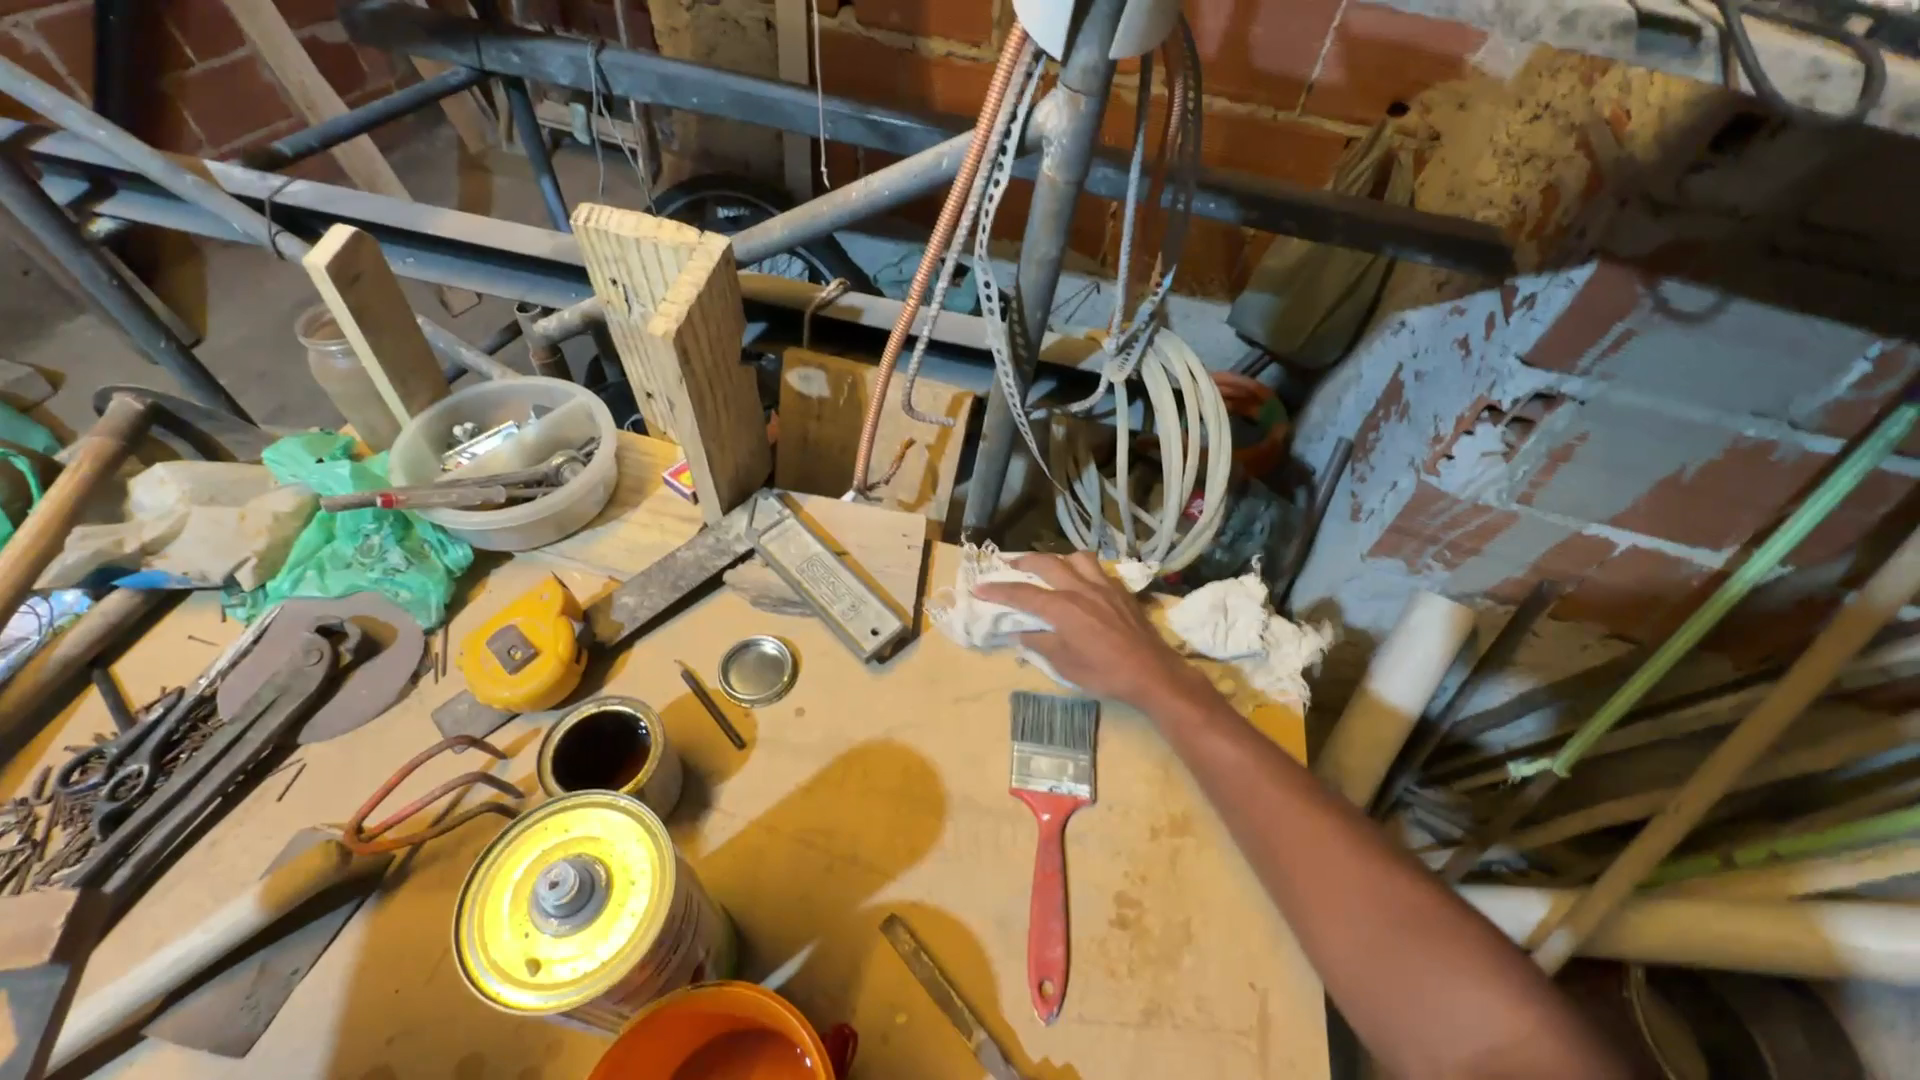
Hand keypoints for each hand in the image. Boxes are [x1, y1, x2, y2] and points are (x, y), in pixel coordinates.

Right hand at [972, 552, 1210, 711]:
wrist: (1151, 672)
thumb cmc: (1104, 673)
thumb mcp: (1064, 664)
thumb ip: (1040, 644)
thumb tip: (1021, 633)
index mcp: (1062, 608)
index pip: (1021, 594)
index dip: (997, 590)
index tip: (979, 588)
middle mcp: (1080, 589)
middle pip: (1046, 563)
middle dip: (1022, 562)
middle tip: (1008, 566)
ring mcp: (1103, 586)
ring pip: (1076, 558)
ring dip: (1057, 559)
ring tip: (1050, 568)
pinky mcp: (1121, 591)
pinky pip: (1098, 569)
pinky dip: (1083, 569)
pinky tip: (1082, 582)